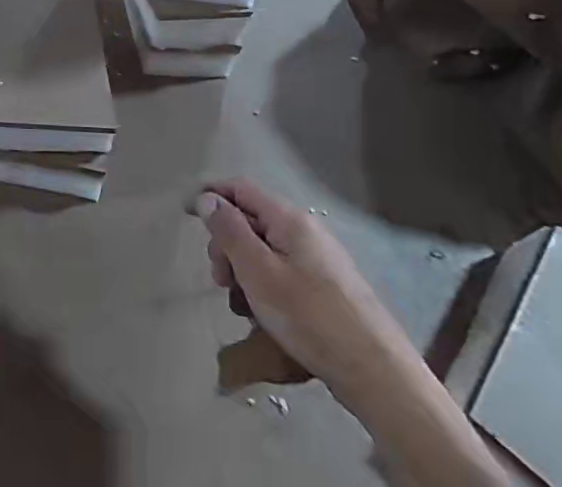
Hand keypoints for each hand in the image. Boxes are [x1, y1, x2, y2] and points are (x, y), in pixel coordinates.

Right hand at [194, 179, 369, 380]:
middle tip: (220, 282)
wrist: (375, 371)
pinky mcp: (325, 285)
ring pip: (264, 251)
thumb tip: (208, 198)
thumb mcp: (257, 272)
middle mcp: (305, 231)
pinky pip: (281, 272)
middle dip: (226, 245)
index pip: (240, 189)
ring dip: (243, 271)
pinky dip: (263, 286)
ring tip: (242, 307)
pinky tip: (263, 316)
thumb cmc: (309, 316)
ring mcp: (318, 259)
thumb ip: (230, 232)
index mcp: (289, 219)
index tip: (185, 214)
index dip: (211, 196)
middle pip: (251, 221)